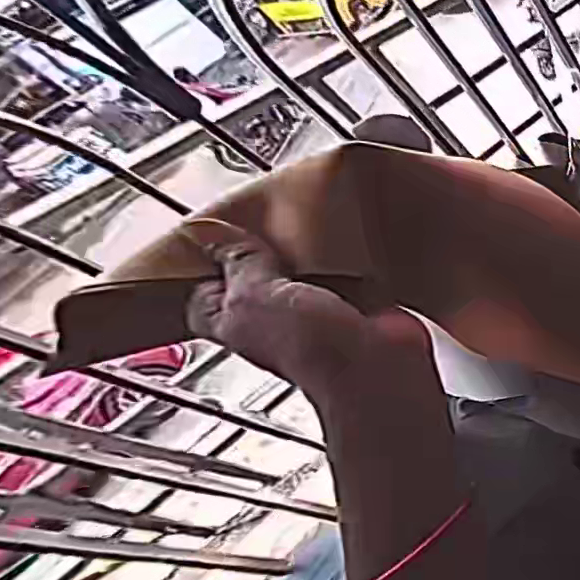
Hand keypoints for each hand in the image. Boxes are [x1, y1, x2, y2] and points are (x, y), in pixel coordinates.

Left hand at [180, 218, 432, 398]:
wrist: (374, 359)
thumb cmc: (308, 344)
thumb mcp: (256, 292)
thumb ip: (238, 261)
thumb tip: (205, 232)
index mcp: (232, 319)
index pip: (207, 285)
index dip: (212, 256)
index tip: (222, 227)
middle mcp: (275, 319)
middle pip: (263, 275)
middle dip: (270, 249)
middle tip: (274, 219)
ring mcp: (320, 313)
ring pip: (308, 274)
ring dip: (314, 255)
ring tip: (313, 226)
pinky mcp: (359, 306)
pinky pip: (350, 276)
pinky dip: (351, 262)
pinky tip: (350, 247)